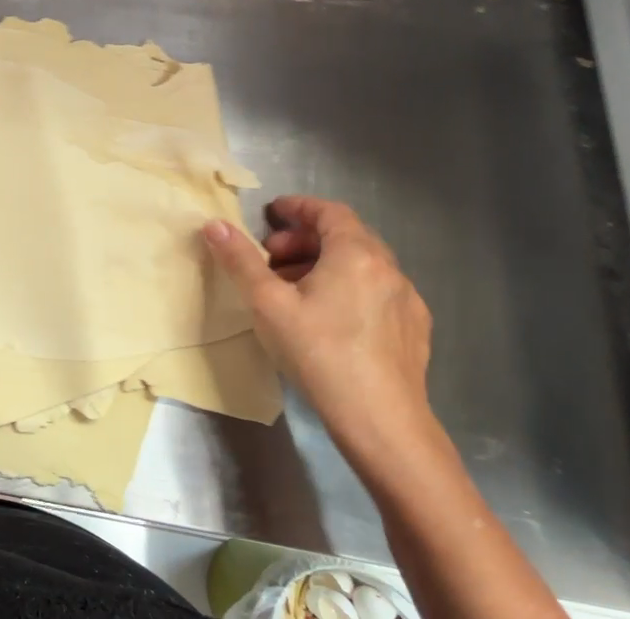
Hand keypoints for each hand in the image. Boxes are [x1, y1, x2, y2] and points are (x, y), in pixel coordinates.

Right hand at [202, 196, 433, 445]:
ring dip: (324, 265)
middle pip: (347, 237)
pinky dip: (347, 288)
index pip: (331, 212)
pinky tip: (326, 319)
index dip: (299, 208)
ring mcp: (407, 302)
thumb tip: (215, 224)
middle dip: (305, 239)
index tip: (271, 213)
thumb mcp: (266, 303)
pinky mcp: (414, 331)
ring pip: (362, 267)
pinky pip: (376, 292)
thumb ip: (240, 260)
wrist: (382, 421)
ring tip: (292, 290)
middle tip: (271, 258)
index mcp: (356, 255)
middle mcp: (390, 271)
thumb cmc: (318, 353)